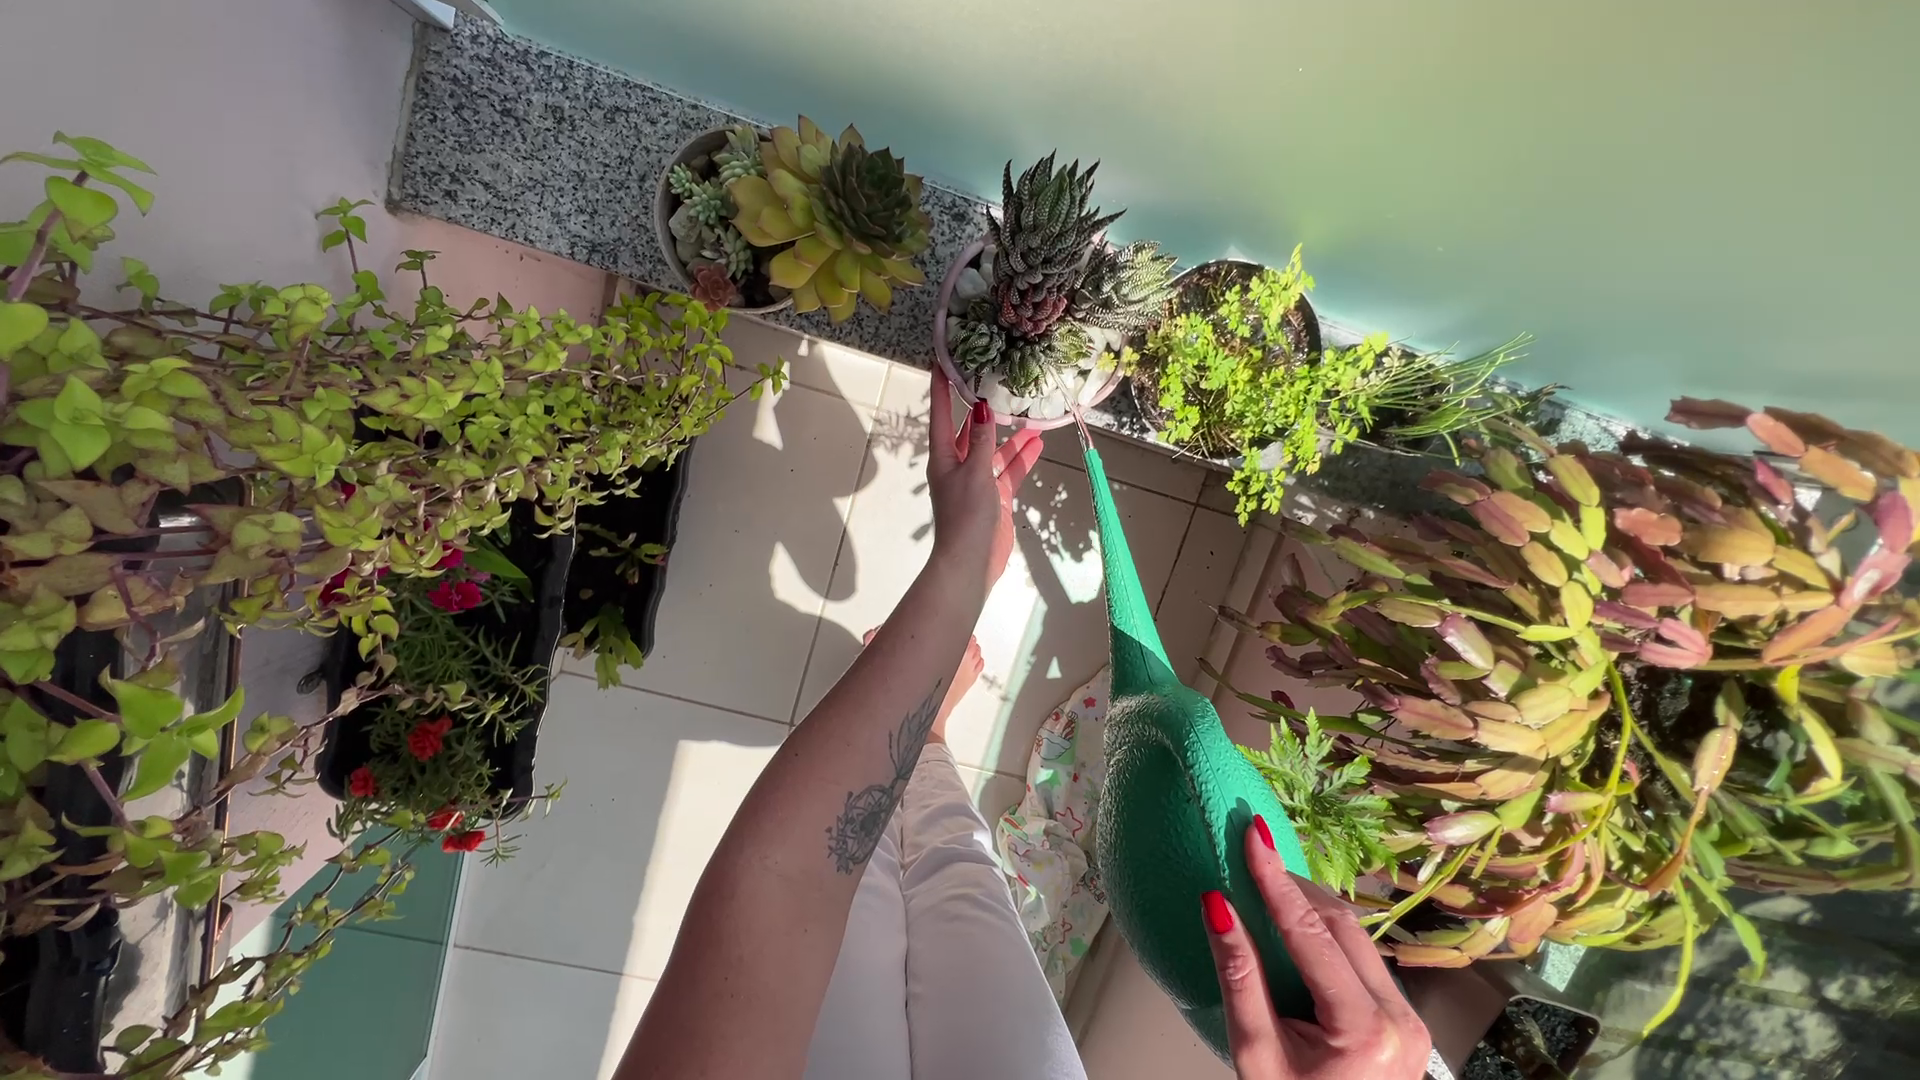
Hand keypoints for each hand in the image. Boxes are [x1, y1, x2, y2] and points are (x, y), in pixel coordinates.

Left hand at [927, 368, 1042, 589]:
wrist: (971, 562)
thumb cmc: (966, 515)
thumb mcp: (974, 473)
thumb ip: (981, 441)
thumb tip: (981, 408)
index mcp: (943, 457)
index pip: (941, 415)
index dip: (941, 389)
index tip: (942, 360)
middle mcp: (958, 465)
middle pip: (970, 431)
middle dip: (984, 409)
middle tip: (998, 380)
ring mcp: (977, 482)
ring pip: (995, 450)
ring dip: (1011, 436)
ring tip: (1031, 414)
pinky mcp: (995, 497)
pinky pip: (1008, 471)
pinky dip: (1021, 459)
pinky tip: (1038, 444)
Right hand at [1202, 818, 1430, 1079]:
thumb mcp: (1255, 1052)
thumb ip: (1238, 974)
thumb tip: (1217, 905)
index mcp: (1365, 1029)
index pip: (1311, 932)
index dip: (1276, 878)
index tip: (1253, 834)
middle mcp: (1401, 1018)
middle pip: (1340, 923)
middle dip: (1292, 884)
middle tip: (1252, 853)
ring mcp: (1409, 1019)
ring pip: (1355, 933)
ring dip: (1308, 903)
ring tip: (1265, 881)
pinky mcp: (1403, 1019)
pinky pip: (1361, 954)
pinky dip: (1323, 929)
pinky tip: (1294, 921)